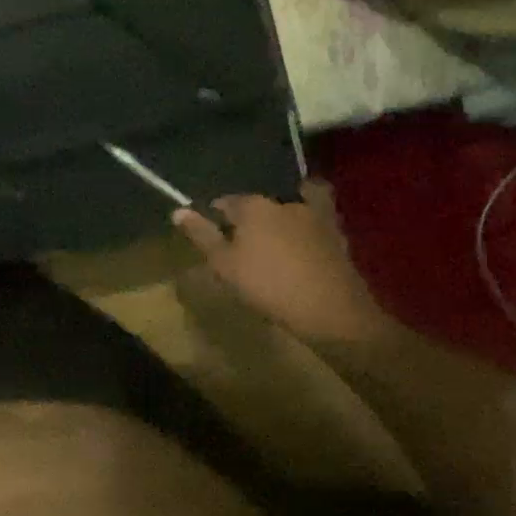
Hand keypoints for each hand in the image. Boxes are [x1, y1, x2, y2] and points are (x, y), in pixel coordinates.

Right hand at [172, 182, 394, 343]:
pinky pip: (318, 219)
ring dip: (281, 218)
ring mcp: (314, 216)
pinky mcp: (337, 235)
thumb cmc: (269, 285)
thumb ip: (202, 235)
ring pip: (289, 208)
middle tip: (243, 244)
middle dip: (248, 218)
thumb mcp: (224, 265)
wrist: (334, 313)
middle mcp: (283, 202)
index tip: (213, 239)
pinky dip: (310, 225)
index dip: (215, 219)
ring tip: (275, 240)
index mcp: (252, 206)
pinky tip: (305, 240)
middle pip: (257, 205)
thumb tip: (178, 210)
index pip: (224, 202)